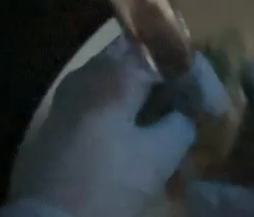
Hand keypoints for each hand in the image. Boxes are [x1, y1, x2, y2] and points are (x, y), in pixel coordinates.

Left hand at [5, 36, 229, 216]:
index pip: (162, 54)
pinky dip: (120, 93)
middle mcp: (92, 68)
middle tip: (185, 95)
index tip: (205, 96)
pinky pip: (98, 86)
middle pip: (135, 52)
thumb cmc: (106, 184)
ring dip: (141, 81)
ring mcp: (72, 87)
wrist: (48, 216)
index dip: (188, 72)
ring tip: (163, 107)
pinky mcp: (62, 109)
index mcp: (117, 72)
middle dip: (162, 70)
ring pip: (114, 67)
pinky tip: (132, 118)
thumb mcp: (155, 161)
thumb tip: (186, 116)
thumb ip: (179, 128)